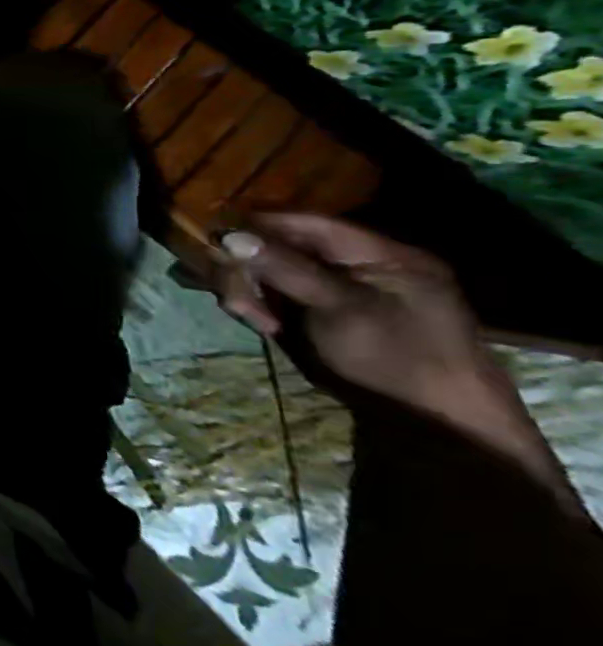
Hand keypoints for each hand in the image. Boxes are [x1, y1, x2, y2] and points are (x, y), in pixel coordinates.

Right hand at [217, 214, 493, 415]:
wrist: (430, 423)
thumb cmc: (397, 358)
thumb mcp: (342, 309)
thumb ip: (286, 268)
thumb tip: (228, 235)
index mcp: (377, 253)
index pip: (302, 222)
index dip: (255, 227)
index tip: (216, 244)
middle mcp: (353, 263)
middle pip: (277, 245)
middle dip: (247, 270)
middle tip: (237, 303)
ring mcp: (332, 288)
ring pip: (266, 270)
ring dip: (246, 291)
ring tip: (252, 320)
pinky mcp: (315, 311)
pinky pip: (271, 292)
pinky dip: (255, 303)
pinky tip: (255, 321)